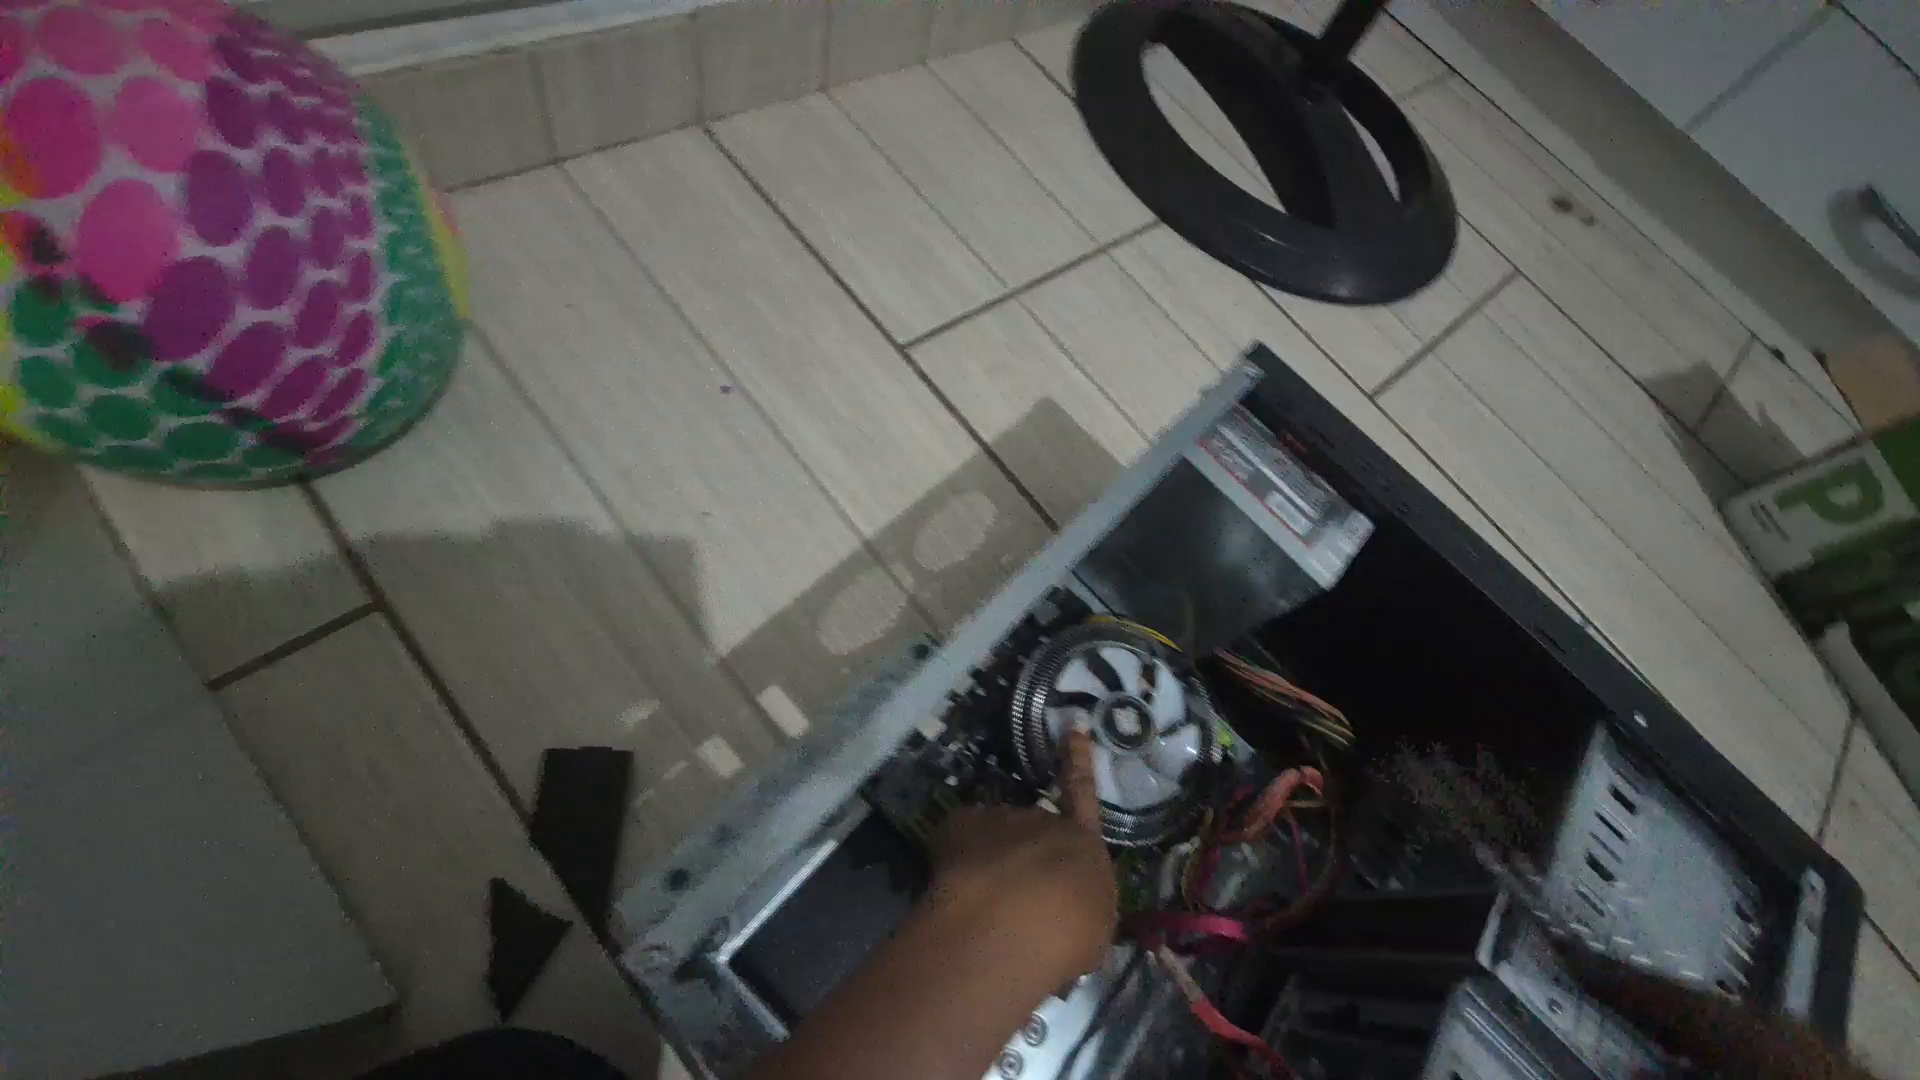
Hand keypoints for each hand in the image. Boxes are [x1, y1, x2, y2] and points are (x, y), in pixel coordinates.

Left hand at [928, 730, 1116, 982]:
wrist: (1016, 923)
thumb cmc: (1069, 934)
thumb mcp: (1093, 928)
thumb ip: (1079, 906)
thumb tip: (1063, 912)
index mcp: (1083, 845)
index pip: (1082, 794)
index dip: (1077, 761)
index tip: (1073, 728)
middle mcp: (1042, 821)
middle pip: (1032, 832)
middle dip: (1024, 859)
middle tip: (1015, 905)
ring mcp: (1000, 819)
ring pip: (994, 837)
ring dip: (990, 861)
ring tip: (984, 907)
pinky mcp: (962, 826)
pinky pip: (960, 837)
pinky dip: (957, 857)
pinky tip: (957, 888)